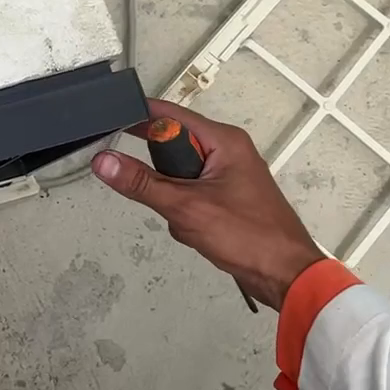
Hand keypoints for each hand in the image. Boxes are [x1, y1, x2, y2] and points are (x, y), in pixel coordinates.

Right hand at [92, 99, 324, 311]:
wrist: (285, 276)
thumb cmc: (249, 236)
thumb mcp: (185, 206)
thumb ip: (140, 182)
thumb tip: (104, 161)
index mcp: (223, 141)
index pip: (168, 114)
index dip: (136, 116)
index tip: (107, 125)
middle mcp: (225, 151)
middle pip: (168, 145)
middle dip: (158, 173)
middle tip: (159, 193)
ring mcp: (224, 174)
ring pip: (174, 174)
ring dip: (170, 197)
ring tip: (185, 218)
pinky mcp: (222, 196)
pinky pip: (185, 193)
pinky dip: (181, 210)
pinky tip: (194, 229)